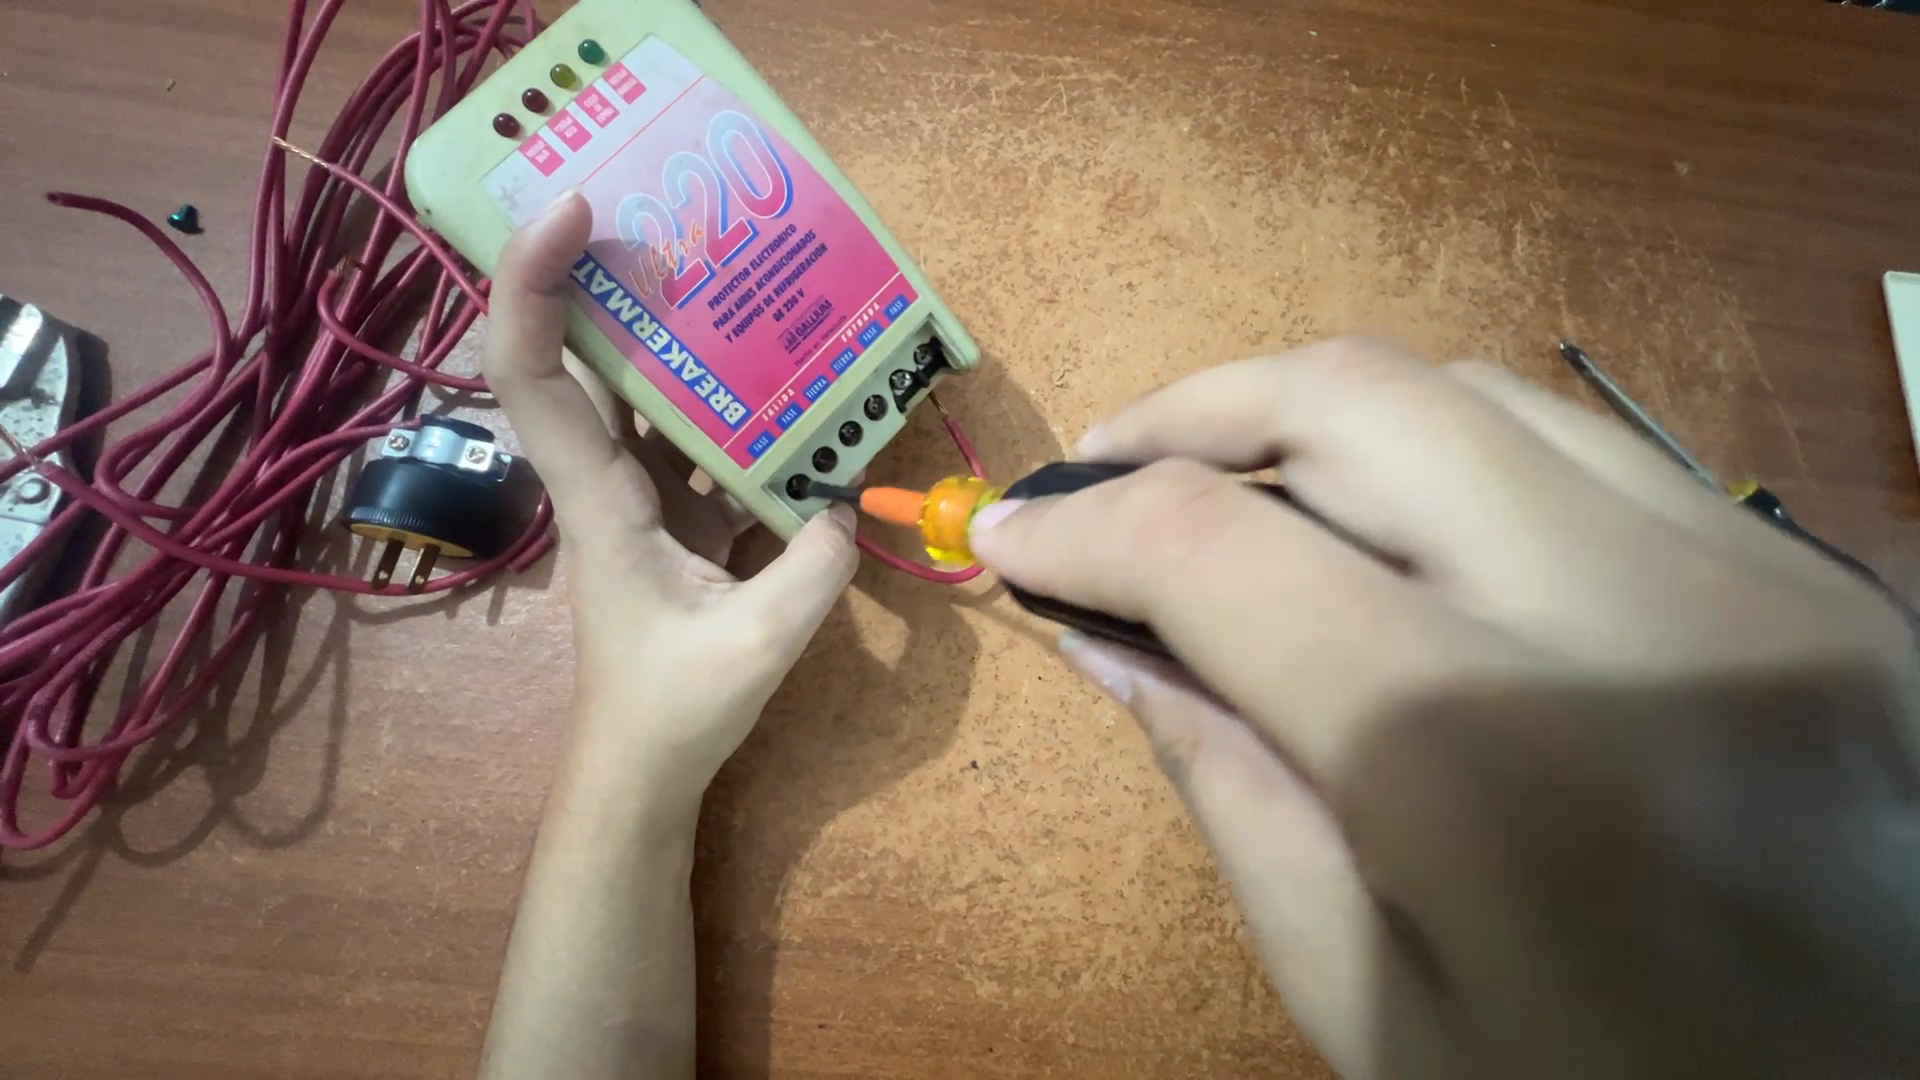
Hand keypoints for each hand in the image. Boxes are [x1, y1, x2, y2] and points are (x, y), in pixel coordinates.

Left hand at [484, 191, 857, 799]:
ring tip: (743, 292)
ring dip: (686, 351)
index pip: (533, 378)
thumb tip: (842, 503)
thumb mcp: (759, 641)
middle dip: (617, 290)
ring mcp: (647, 506)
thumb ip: (814, 567)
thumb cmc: (676, 708)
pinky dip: (738, 421)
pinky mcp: (682, 526)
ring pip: (651, 406)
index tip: (573, 214)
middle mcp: (611, 487)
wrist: (646, 768)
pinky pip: (702, 453)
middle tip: (681, 227)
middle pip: (589, 369)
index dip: (532, 287)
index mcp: (601, 505)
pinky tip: (791, 403)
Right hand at [968, 338, 1919, 1079]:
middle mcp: (1632, 617)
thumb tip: (1101, 635)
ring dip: (1295, 416)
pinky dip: (1415, 451)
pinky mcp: (1807, 580)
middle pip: (1353, 397)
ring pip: (1459, 391)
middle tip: (1099, 465)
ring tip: (1215, 481)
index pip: (1215, 549)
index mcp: (1484, 758)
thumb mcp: (1354, 982)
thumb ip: (1217, 772)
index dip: (1081, 525)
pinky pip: (1558, 445)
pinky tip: (1365, 522)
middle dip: (1186, 411)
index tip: (1008, 535)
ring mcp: (1755, 578)